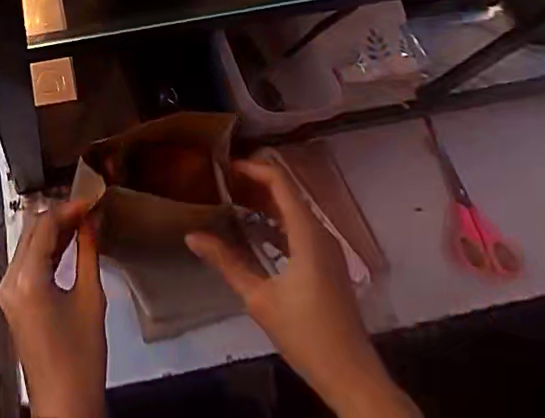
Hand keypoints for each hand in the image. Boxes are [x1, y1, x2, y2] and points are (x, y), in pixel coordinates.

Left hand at [0, 200, 105, 417]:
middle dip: (60, 214)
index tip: (91, 199)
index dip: (69, 208)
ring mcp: (8, 291)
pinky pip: (27, 260)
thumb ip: (89, 251)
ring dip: (53, 229)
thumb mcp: (91, 298)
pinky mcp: (13, 299)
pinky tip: (68, 241)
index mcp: (27, 280)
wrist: (65, 404)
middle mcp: (10, 280)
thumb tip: (92, 219)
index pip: (44, 225)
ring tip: (83, 220)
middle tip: (88, 207)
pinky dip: (47, 247)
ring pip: (28, 242)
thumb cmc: (81, 358)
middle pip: (32, 230)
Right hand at [187, 158, 417, 417]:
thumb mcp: (259, 299)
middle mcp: (320, 234)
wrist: (352, 377)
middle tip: (220, 183)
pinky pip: (298, 229)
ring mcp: (326, 249)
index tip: (223, 167)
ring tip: (229, 201)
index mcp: (308, 234)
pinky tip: (252, 232)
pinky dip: (274, 223)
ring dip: (263, 203)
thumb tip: (192, 236)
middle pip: (286, 193)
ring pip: (292, 211)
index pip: (280, 182)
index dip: (252, 169)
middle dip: (253, 184)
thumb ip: (227, 263)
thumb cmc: (307, 335)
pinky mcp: (326, 264)